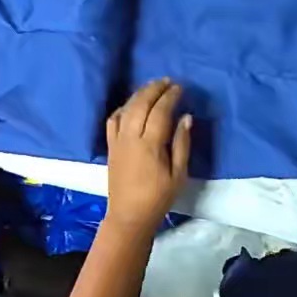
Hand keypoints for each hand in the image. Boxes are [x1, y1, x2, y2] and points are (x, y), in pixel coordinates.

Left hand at [104, 78, 191, 230]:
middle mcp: (130, 138)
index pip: (159, 111)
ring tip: (152, 87)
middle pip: (140, 104)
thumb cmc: (158, 198)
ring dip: (139, 95)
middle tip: (167, 81)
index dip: (169, 97)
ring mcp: (117, 141)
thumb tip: (185, 117)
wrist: (129, 215)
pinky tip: (131, 105)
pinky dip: (122, 108)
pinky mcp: (110, 147)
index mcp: (150, 145)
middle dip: (154, 89)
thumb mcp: (178, 174)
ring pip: (125, 109)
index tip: (179, 88)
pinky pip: (112, 120)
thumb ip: (182, 144)